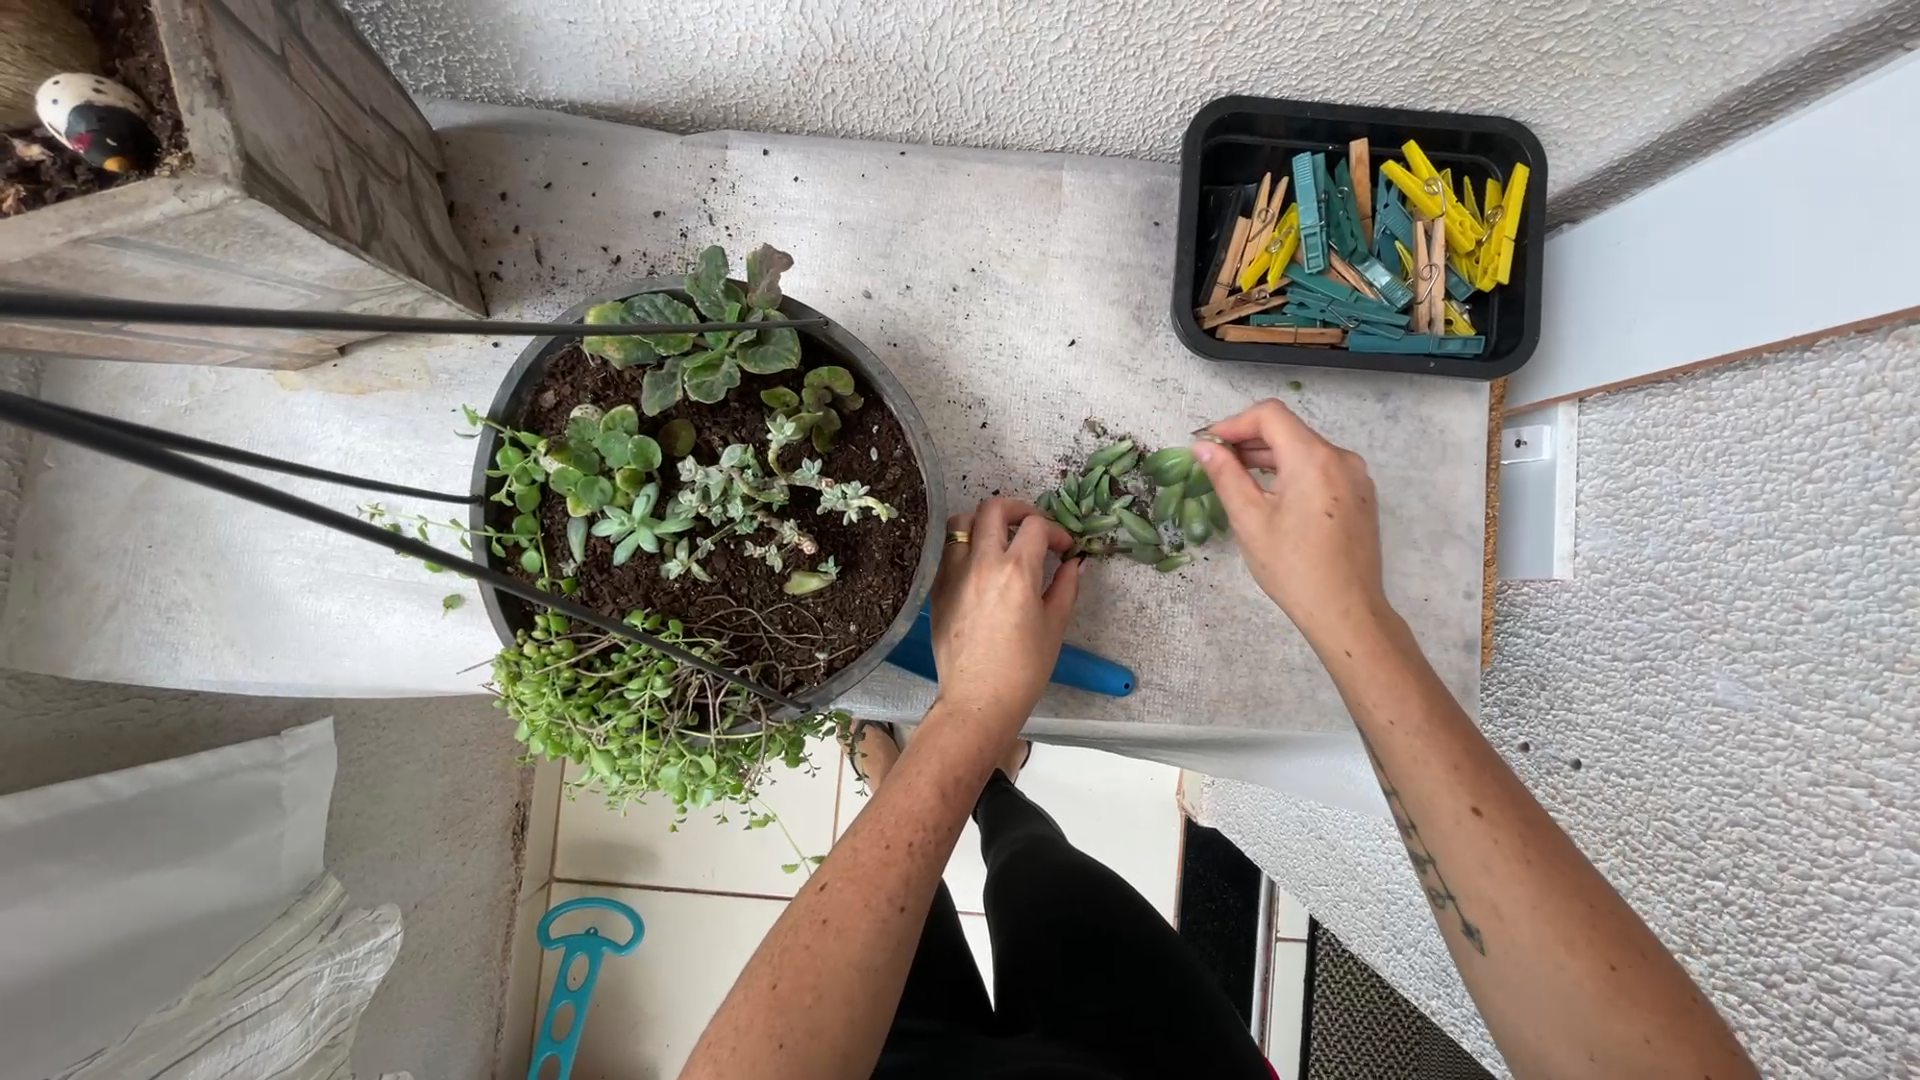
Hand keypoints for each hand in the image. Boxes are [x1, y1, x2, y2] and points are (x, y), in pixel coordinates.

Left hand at [929, 497, 1082, 721]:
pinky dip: (965, 547)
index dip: (1054, 530)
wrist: (979, 699)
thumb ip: (1065, 586)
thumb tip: (1074, 563)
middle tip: (1032, 527)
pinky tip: (980, 567)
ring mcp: (954, 574)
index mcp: (1016, 571)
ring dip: (984, 523)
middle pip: (994, 508)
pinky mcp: (938, 589)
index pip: (1035, 525)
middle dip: (1018, 509)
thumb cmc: (1023, 669)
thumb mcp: (1054, 626)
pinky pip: (948, 551)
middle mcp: (981, 564)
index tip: (1062, 548)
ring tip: (1000, 540)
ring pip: (961, 523)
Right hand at [1192, 399, 1389, 645]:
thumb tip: (1203, 447)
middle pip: (1288, 430)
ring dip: (1269, 456)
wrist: (1346, 610)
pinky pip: (1320, 468)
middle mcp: (1340, 458)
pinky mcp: (1360, 495)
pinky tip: (1271, 496)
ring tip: (1238, 479)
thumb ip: (1225, 475)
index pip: (1269, 415)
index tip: (1209, 444)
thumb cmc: (1292, 568)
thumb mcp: (1249, 519)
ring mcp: (1355, 477)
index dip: (1233, 423)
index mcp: (1313, 459)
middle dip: (1248, 440)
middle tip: (1215, 463)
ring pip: (1304, 449)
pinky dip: (1291, 471)